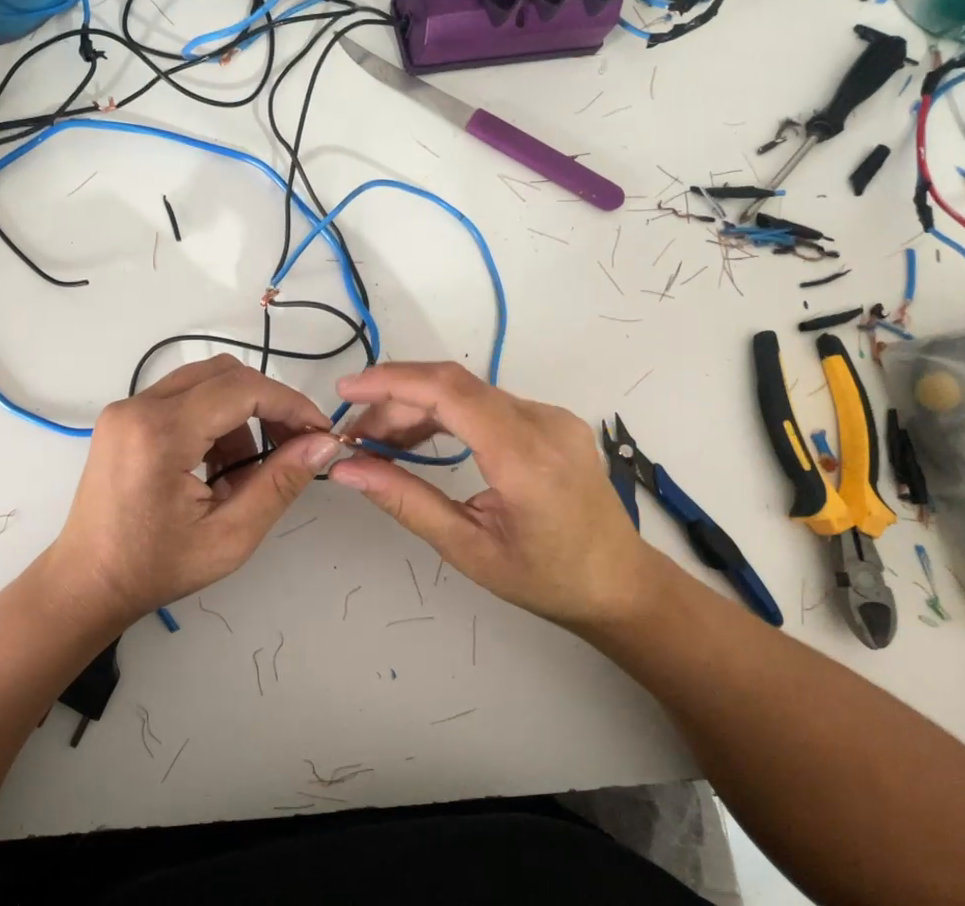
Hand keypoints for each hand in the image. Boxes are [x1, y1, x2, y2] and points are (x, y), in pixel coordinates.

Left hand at [47, 355, 341, 622]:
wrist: (87, 582)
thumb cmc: (155, 568)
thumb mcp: (230, 536)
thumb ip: (279, 483)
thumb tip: (324, 443)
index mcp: (160, 433)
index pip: (242, 389)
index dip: (290, 404)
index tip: (319, 432)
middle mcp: (138, 407)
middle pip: (223, 374)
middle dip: (267, 403)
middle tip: (293, 445)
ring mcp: (124, 409)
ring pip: (202, 382)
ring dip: (238, 413)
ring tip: (248, 470)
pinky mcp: (121, 419)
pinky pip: (180, 398)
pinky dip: (210, 419)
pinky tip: (217, 467)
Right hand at [327, 362, 659, 628]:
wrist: (619, 583)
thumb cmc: (545, 578)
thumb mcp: (466, 548)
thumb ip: (404, 501)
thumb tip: (345, 470)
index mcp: (525, 458)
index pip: (449, 393)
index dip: (391, 382)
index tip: (345, 392)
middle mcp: (543, 423)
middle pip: (452, 386)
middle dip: (394, 401)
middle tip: (355, 437)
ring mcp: (551, 416)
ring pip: (466, 390)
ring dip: (415, 405)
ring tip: (378, 440)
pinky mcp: (550, 419)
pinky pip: (484, 401)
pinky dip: (442, 412)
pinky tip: (417, 437)